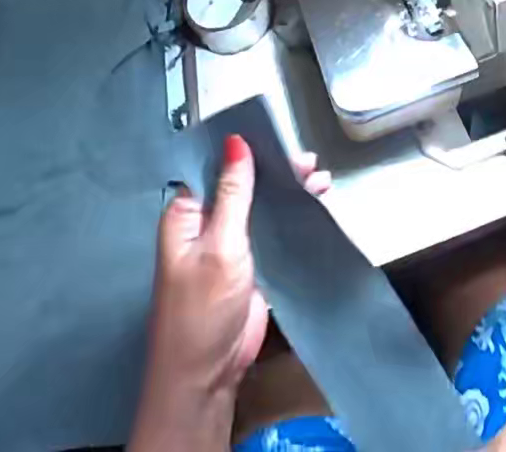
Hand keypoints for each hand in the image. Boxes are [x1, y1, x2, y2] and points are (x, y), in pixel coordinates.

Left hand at [128, 137, 328, 451]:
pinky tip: (314, 202)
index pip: (214, 166)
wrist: (207, 375)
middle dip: (272, 168)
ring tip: (318, 175)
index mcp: (187, 213)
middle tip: (306, 158)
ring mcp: (229, 243)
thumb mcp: (220, 244)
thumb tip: (235, 141)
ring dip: (286, 190)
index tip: (273, 130)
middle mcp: (206, 223)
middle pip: (242, 183)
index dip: (242, 147)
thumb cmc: (203, 307)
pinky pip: (271, 228)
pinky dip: (291, 214)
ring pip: (260, 204)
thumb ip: (233, 193)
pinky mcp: (250, 263)